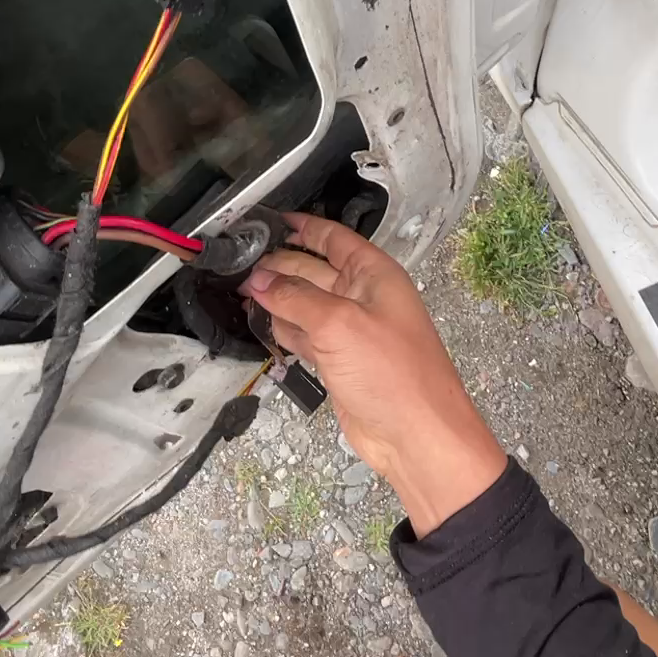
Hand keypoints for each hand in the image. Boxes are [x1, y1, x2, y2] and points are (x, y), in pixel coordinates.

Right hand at [240, 213, 506, 535]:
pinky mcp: (338, 361)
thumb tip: (259, 280)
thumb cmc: (394, 372)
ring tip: (241, 290)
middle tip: (241, 266)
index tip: (271, 220)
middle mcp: (362, 297)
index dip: (303, 227)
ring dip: (276, 299)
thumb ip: (295, 298)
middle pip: (312, 270)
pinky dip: (284, 329)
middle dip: (278, 267)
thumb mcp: (339, 324)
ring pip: (305, 304)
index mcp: (374, 274)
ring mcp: (349, 331)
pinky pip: (305, 335)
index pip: (333, 238)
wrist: (416, 436)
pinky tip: (262, 322)